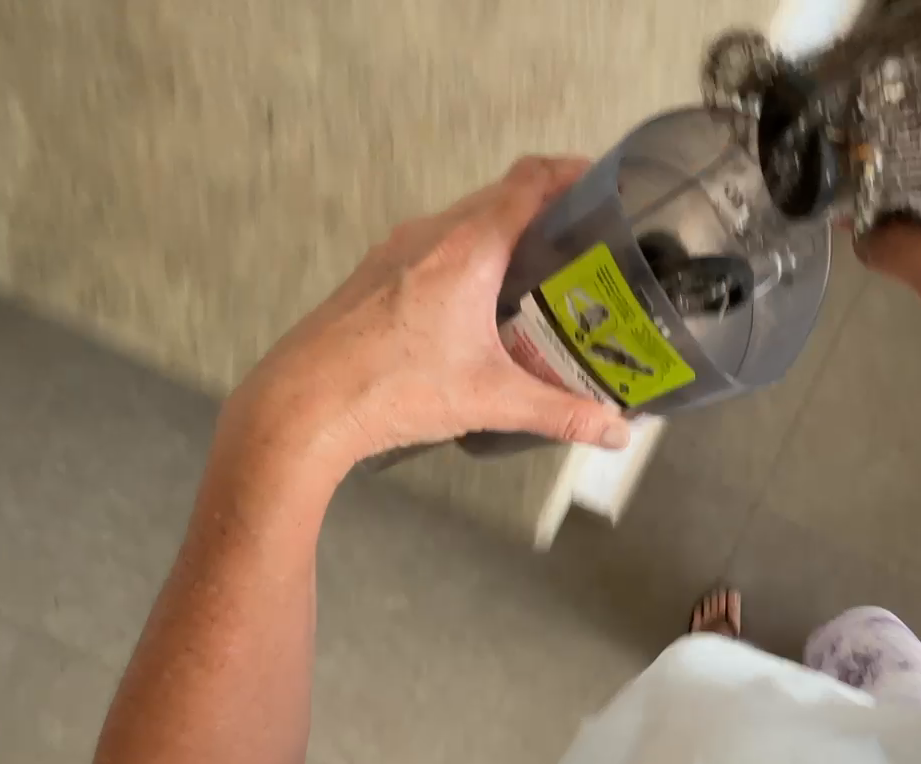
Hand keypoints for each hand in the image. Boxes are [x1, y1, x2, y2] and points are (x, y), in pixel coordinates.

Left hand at [223, 156, 631, 477]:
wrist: (303, 405)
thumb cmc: (394, 389)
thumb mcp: (493, 401)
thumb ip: (563, 415)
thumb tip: (616, 431)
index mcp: (466, 249)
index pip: (529, 181)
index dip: (572, 174)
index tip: (606, 185)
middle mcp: (430, 235)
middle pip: (501, 199)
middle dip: (549, 215)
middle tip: (587, 250)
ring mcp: (397, 251)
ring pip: (467, 223)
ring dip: (509, 239)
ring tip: (544, 281)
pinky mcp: (377, 274)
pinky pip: (437, 247)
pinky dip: (473, 259)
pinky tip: (484, 309)